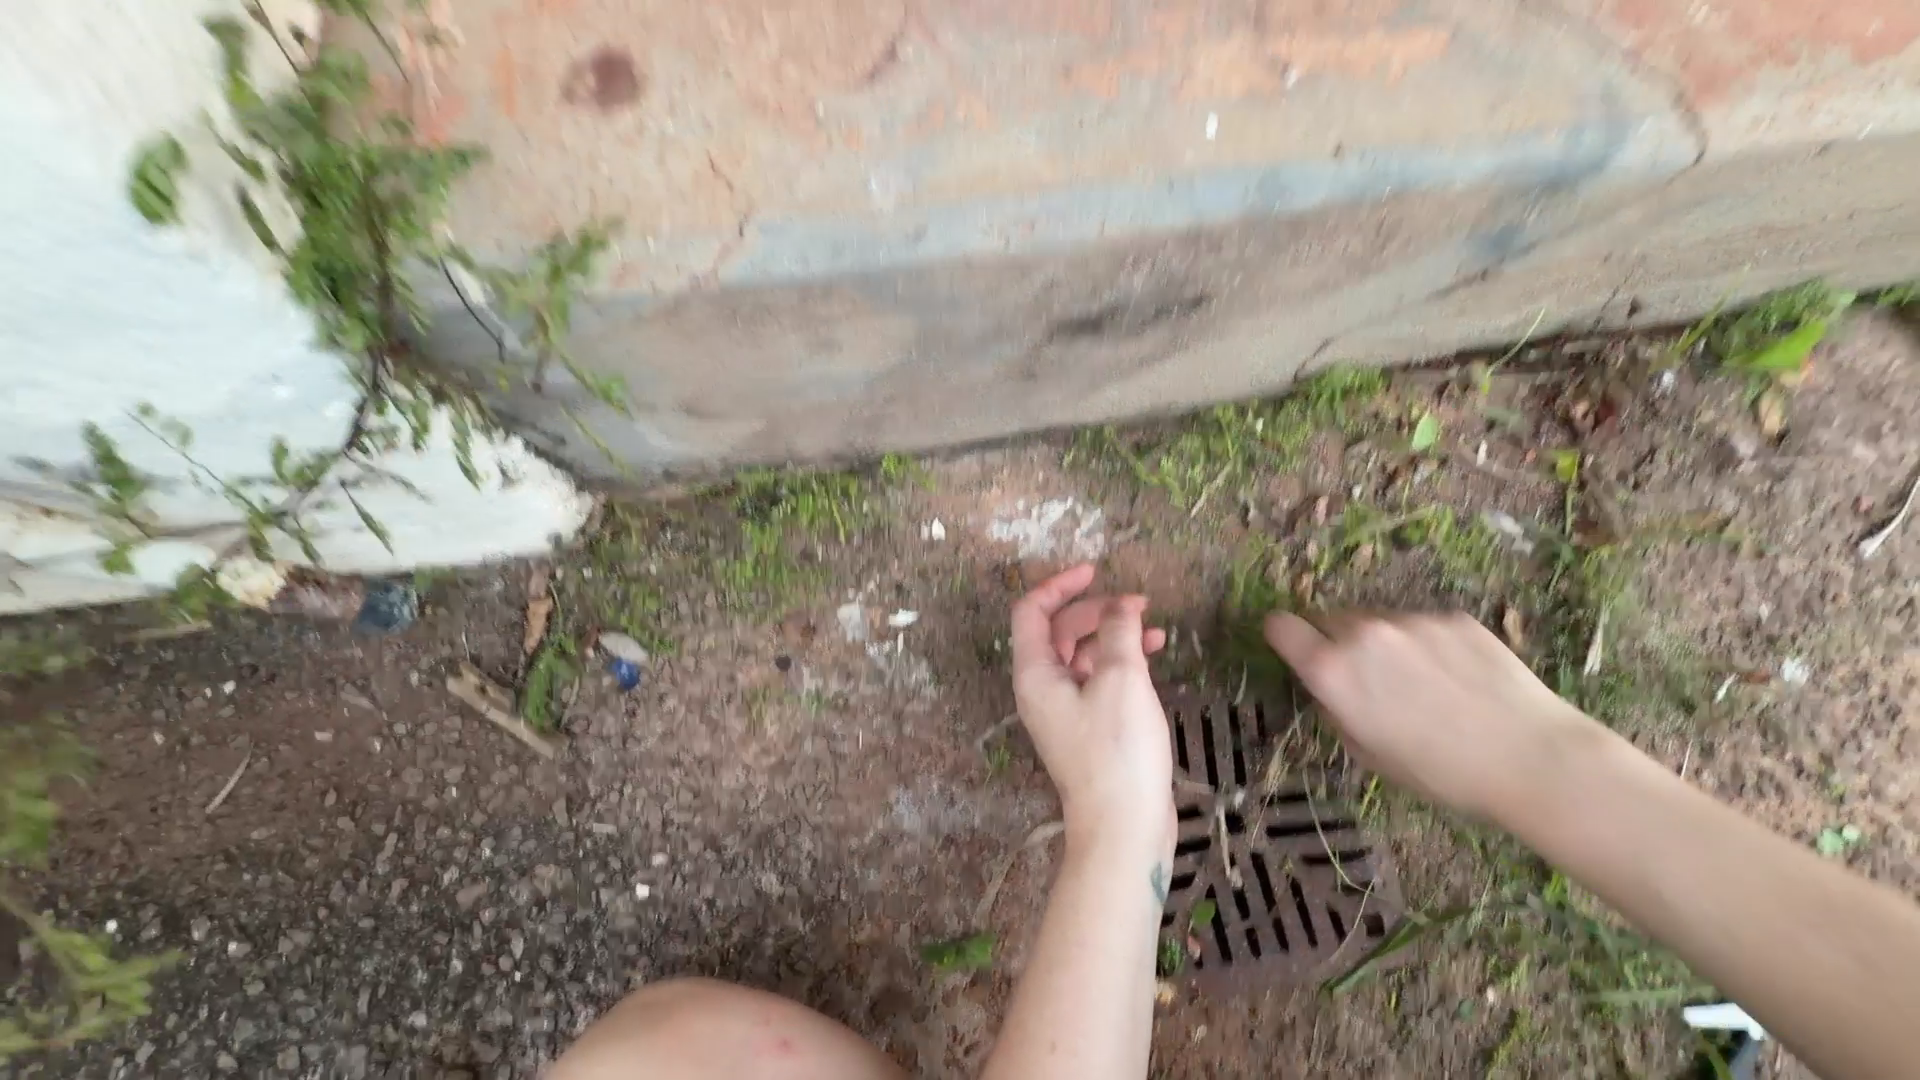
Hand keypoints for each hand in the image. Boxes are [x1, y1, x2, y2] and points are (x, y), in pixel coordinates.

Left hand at [1011, 565, 1173, 858]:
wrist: (1123, 827)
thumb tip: (1119, 606)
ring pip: (1081, 655)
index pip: (1031, 611)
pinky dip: (1120, 663)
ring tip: (1154, 629)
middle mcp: (1040, 688)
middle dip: (1096, 610)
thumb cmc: (1118, 750)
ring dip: (1113, 635)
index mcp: (1034, 673)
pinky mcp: (1086, 728)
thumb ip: (1119, 631)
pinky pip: (1096, 680)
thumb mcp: (1122, 679)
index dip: (1060, 585)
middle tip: (1139, 604)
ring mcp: (1063, 710)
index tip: (1096, 571)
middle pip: (1058, 630)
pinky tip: (1152, 657)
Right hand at [1263, 610, 1605, 821]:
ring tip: (1425, 685)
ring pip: (1380, 624)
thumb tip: (1333, 690)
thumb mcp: (1367, 753)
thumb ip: (1337, 709)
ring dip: (1386, 644)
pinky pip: (1424, 626)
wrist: (1533, 758)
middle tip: (1369, 680)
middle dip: (1339, 644)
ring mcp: (1411, 621)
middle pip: (1330, 620)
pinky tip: (1459, 680)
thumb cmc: (1440, 771)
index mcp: (1331, 670)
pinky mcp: (1453, 618)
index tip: (1295, 649)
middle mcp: (1363, 634)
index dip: (1283, 637)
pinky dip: (1429, 646)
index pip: (1280, 626)